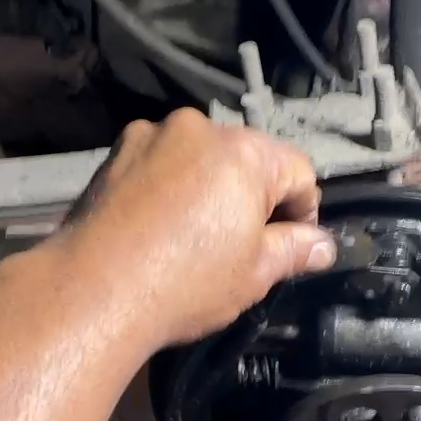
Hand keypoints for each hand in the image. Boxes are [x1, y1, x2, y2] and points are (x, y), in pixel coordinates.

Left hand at [58, 109, 336, 348]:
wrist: (95, 290)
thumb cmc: (187, 284)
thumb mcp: (256, 274)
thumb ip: (295, 251)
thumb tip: (324, 246)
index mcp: (245, 154)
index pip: (299, 171)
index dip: (305, 212)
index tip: (294, 248)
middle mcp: (200, 130)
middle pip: (248, 161)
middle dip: (254, 201)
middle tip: (244, 251)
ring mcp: (152, 137)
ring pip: (202, 162)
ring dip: (211, 194)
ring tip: (196, 243)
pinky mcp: (116, 154)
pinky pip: (163, 166)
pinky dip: (172, 191)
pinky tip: (161, 233)